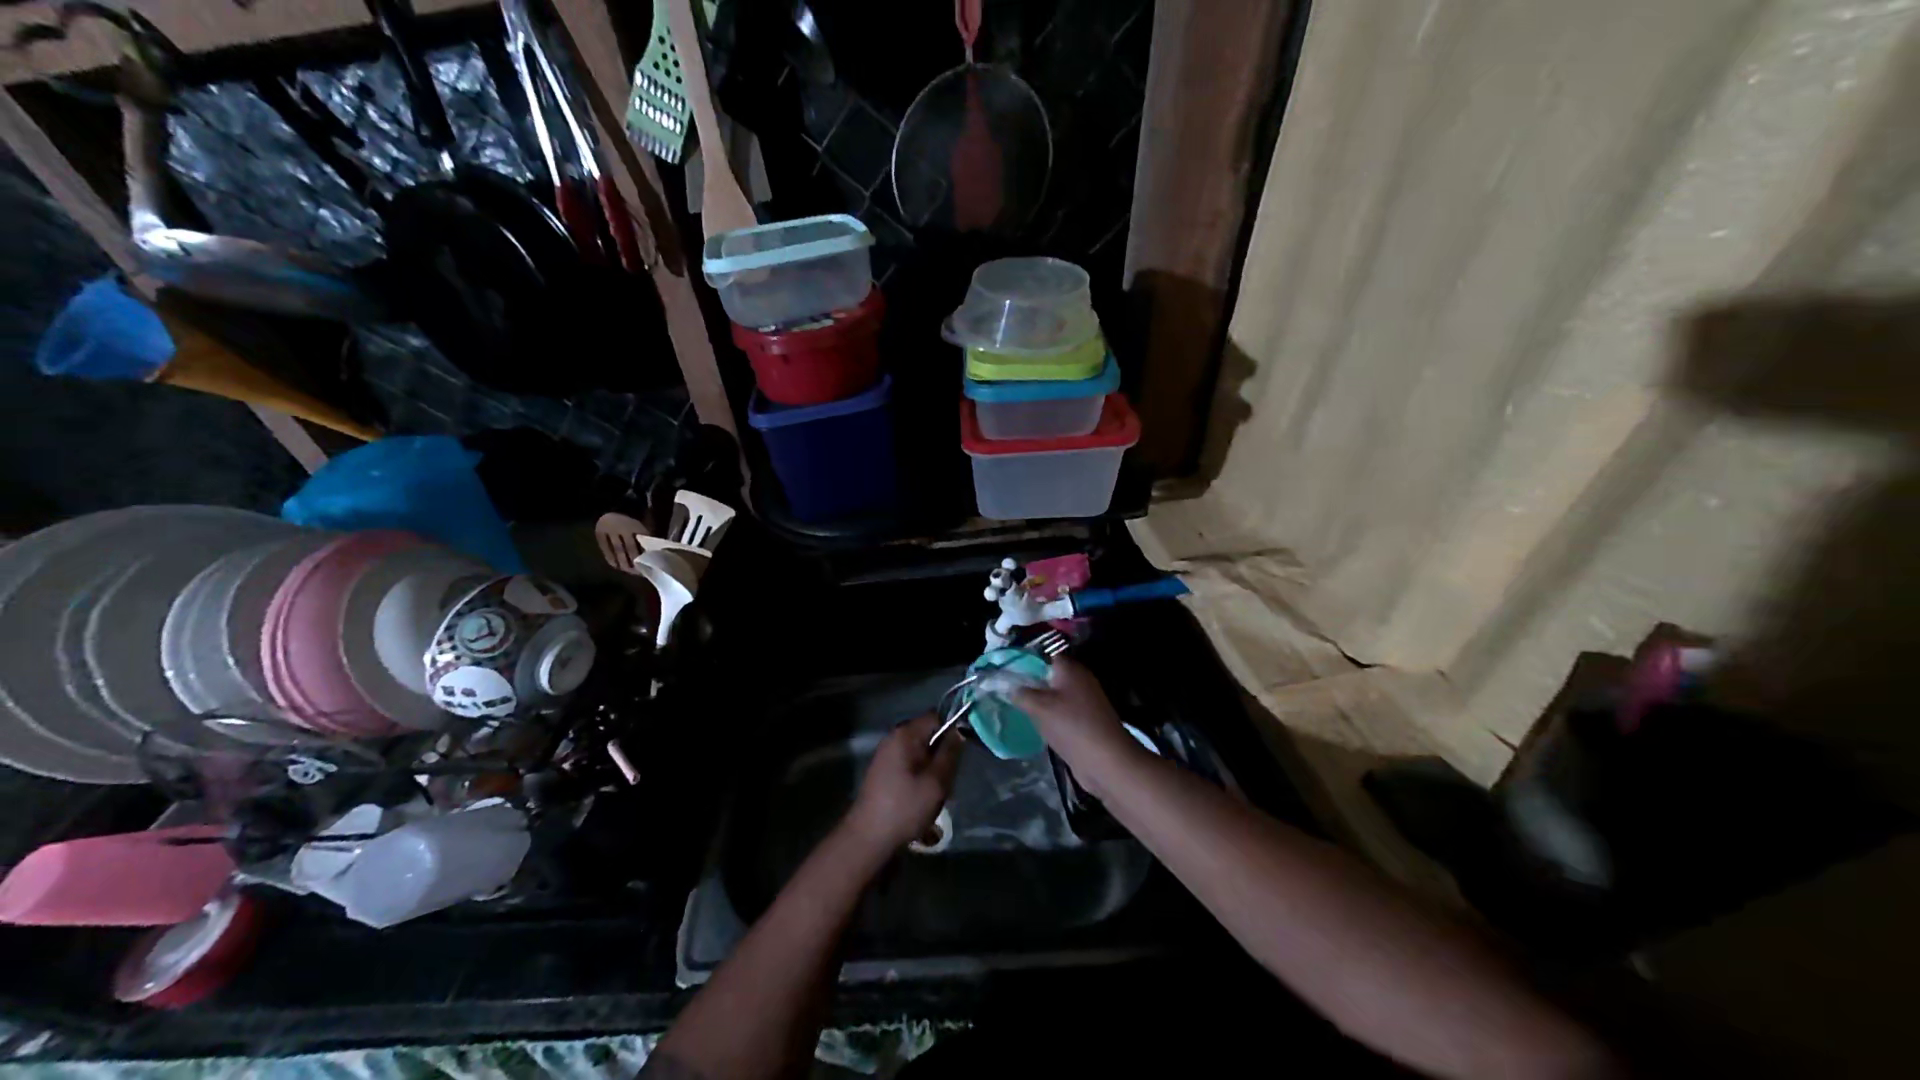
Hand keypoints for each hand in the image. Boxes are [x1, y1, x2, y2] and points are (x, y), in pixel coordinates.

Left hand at [845, 713, 963, 851]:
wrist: (869, 838)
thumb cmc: (905, 808)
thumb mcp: (936, 781)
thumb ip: (950, 753)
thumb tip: (959, 730)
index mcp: (905, 735)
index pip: (936, 716)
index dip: (953, 729)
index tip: (963, 752)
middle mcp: (894, 738)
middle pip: (929, 734)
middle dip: (943, 752)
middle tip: (950, 777)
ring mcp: (887, 755)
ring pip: (921, 751)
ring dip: (933, 767)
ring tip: (938, 790)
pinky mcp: (885, 771)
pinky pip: (911, 763)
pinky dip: (922, 775)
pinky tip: (924, 796)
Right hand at [1008, 658, 1138, 773]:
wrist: (1106, 760)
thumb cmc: (1071, 725)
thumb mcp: (1039, 707)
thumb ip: (1021, 694)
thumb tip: (1010, 687)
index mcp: (1071, 669)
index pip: (1046, 655)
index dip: (1027, 661)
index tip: (1009, 671)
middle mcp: (1081, 680)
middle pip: (1051, 676)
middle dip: (1032, 684)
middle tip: (1010, 691)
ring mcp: (1086, 701)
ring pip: (1057, 696)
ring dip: (1041, 703)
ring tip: (1020, 709)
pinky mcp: (1087, 720)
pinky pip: (1064, 712)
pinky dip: (1052, 717)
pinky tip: (1039, 726)